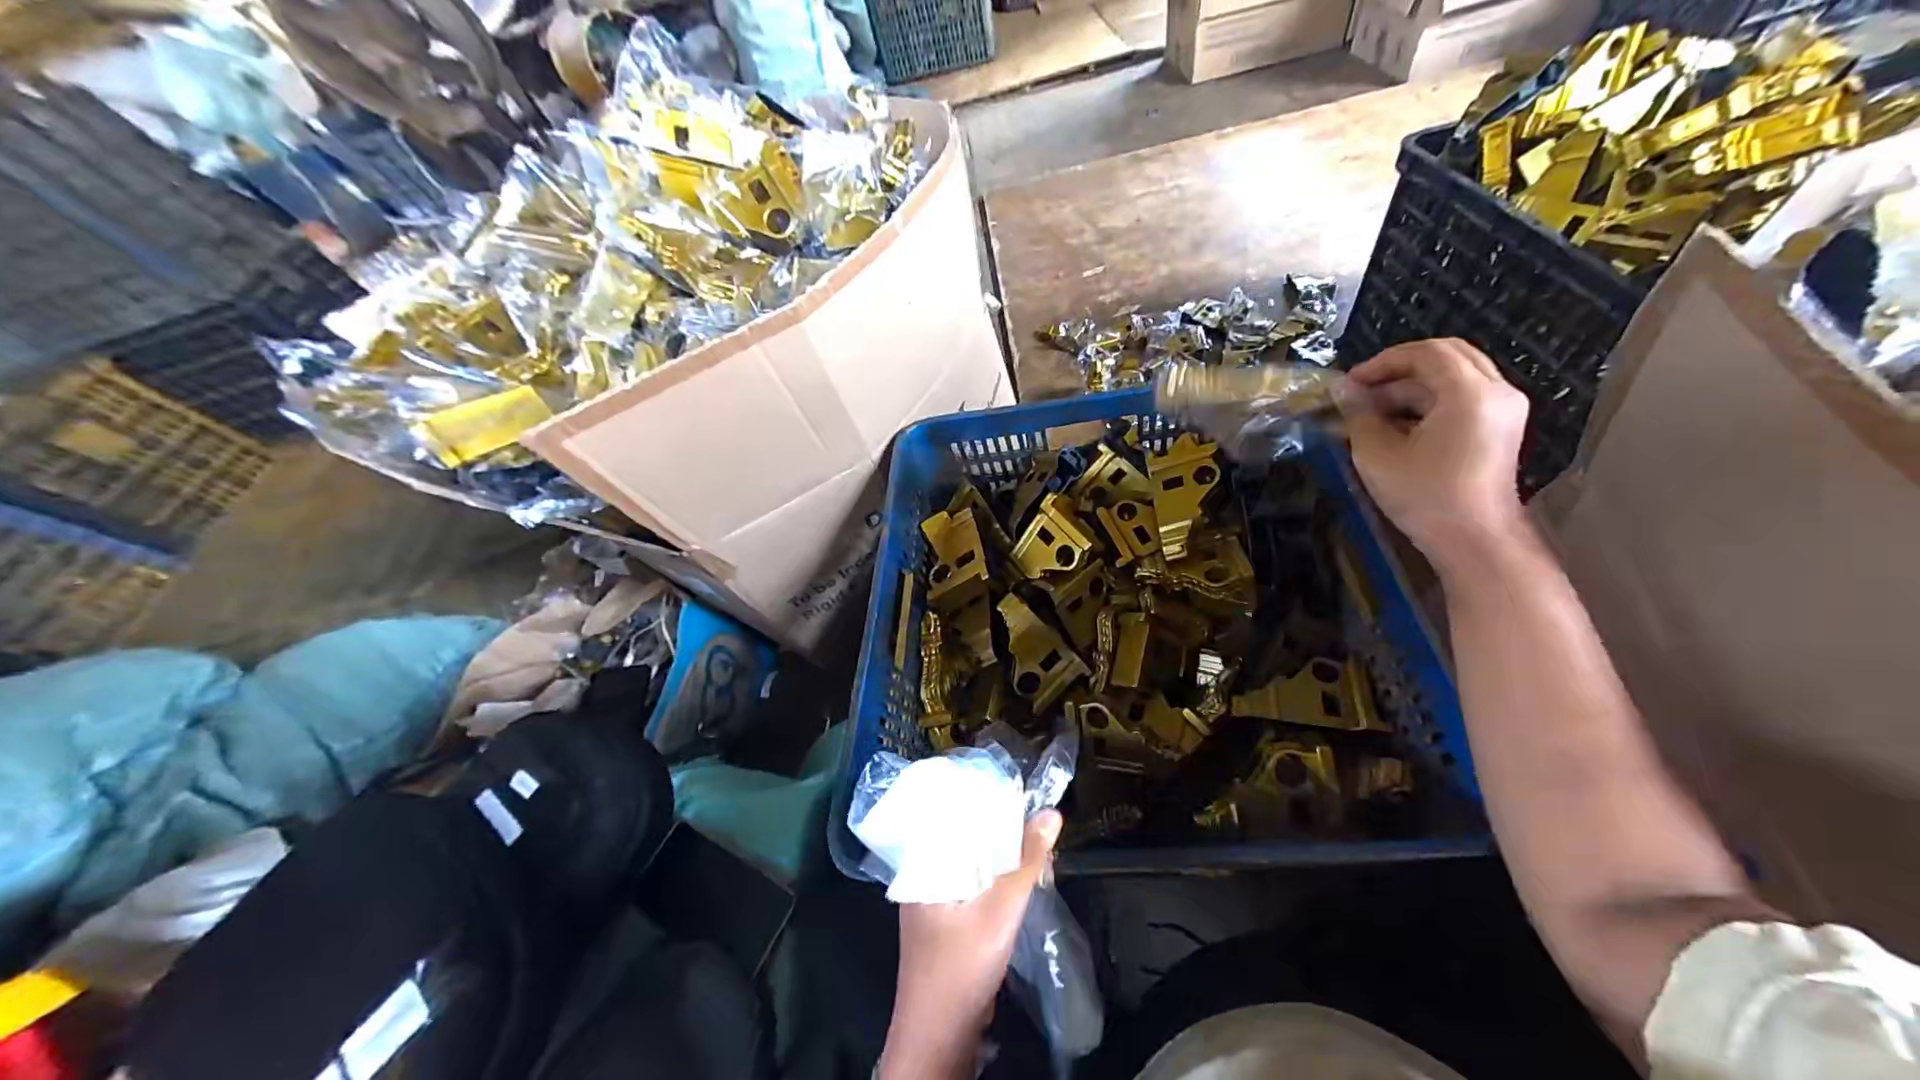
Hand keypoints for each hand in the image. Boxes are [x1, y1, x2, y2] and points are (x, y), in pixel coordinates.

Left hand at [877, 810, 1063, 1079]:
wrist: (939, 1038)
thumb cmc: (960, 968)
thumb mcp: (999, 911)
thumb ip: (1024, 862)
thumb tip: (1050, 813)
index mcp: (922, 865)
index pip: (947, 815)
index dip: (980, 798)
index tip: (1014, 784)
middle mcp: (921, 877)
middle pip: (960, 838)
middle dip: (995, 826)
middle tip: (1031, 811)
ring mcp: (931, 902)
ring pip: (968, 863)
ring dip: (997, 854)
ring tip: (1030, 837)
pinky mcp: (944, 923)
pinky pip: (970, 885)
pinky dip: (993, 878)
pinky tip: (1017, 875)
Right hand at [1340, 339, 1530, 569]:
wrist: (1474, 540)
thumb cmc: (1425, 496)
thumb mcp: (1377, 454)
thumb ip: (1359, 415)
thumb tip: (1343, 391)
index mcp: (1471, 393)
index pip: (1426, 352)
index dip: (1382, 362)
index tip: (1349, 384)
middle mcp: (1497, 392)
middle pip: (1446, 357)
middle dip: (1398, 369)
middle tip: (1362, 390)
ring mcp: (1504, 410)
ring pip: (1453, 378)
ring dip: (1410, 388)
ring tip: (1371, 412)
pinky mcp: (1499, 429)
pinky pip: (1462, 399)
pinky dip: (1427, 403)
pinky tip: (1395, 426)